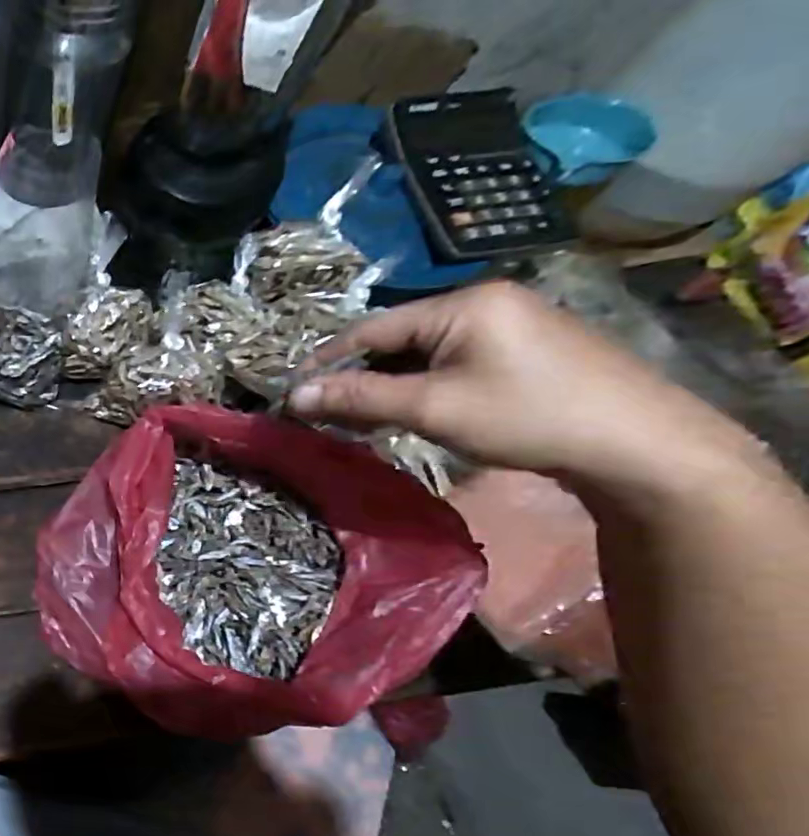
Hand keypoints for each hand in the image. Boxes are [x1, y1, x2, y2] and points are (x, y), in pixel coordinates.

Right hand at [288, 282, 763, 497]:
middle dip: (355, 375)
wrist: (637, 442)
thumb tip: (293, 396)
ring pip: (419, 352)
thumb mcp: (431, 408)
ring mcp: (507, 322)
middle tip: (323, 413)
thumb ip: (359, 398)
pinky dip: (417, 384)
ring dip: (384, 384)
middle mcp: (484, 301)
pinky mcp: (520, 346)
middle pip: (394, 338)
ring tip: (358, 418)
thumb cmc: (526, 416)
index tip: (290, 393)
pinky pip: (448, 359)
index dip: (325, 361)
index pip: (370, 328)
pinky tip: (405, 410)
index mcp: (463, 304)